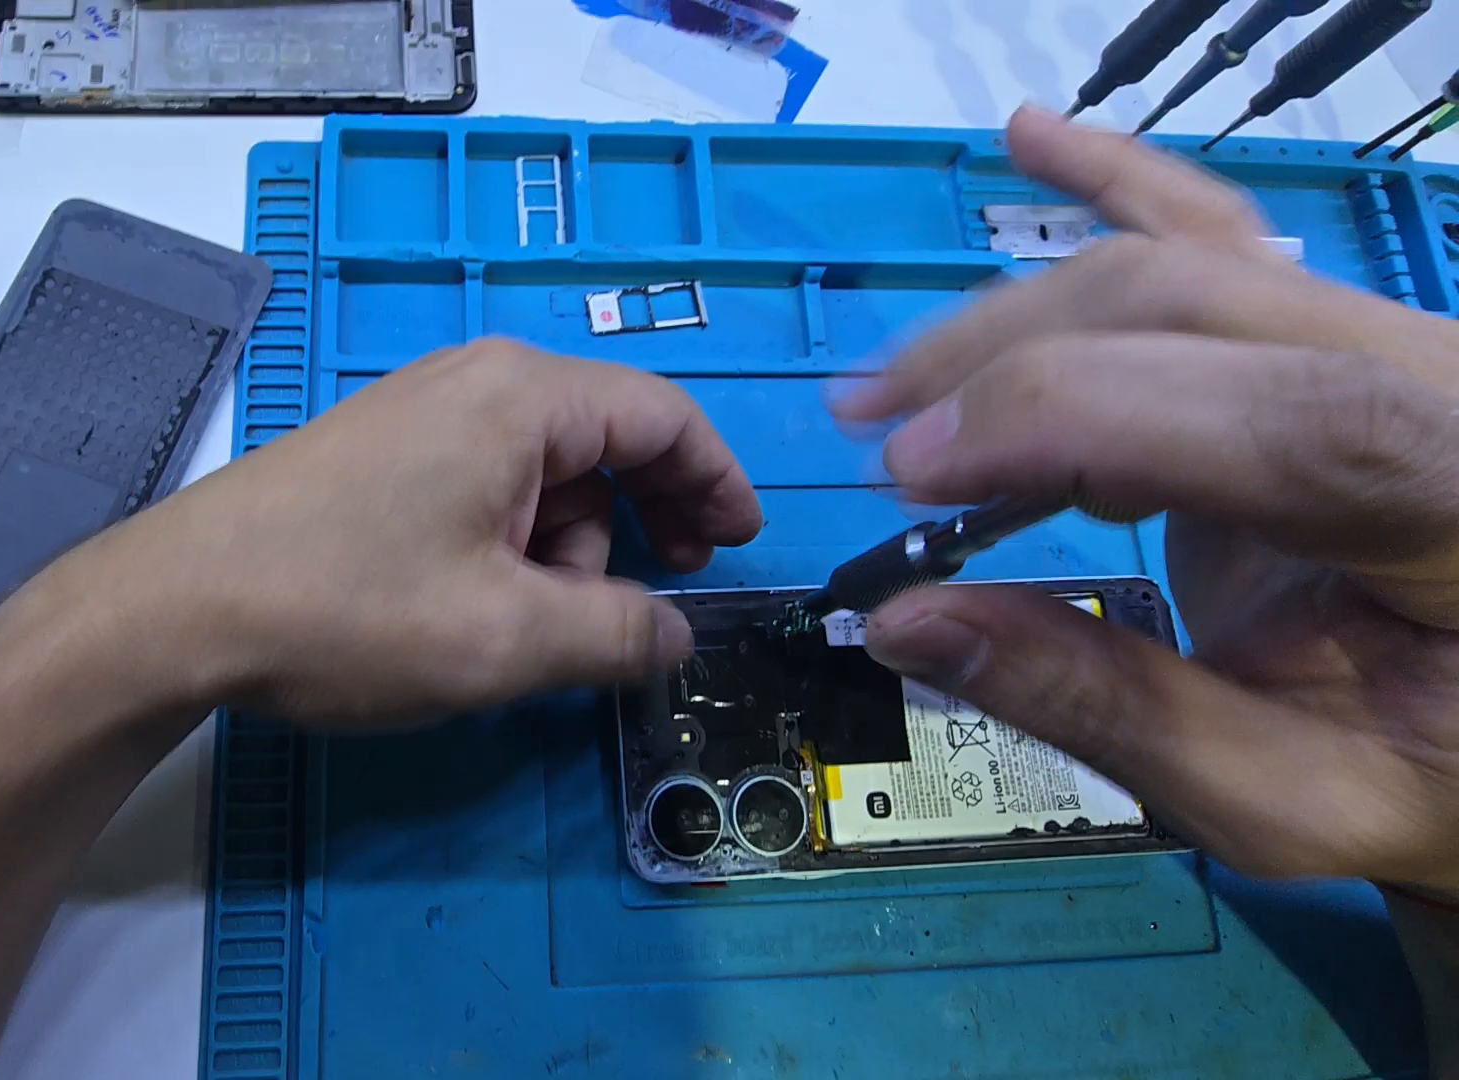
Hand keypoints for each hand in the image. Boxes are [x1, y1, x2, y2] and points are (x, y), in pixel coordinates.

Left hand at [41, 338, 761, 727]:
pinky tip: (484, 599)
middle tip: (662, 590)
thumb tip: (681, 636)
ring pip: (545, 473)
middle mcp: (477, 384)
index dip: (716, 480)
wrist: (177, 608)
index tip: (739, 544)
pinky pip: (489, 487)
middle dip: (646, 518)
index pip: (662, 417)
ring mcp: (425, 416)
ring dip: (570, 547)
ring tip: (535, 620)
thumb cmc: (350, 609)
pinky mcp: (388, 456)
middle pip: (606, 440)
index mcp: (522, 398)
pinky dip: (516, 543)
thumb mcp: (506, 639)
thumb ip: (620, 636)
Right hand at [832, 105, 1458, 897]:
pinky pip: (1218, 225)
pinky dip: (1110, 179)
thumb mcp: (1282, 798)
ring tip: (889, 392)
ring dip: (999, 321)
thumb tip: (901, 623)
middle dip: (994, 364)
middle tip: (881, 448)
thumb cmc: (1446, 783)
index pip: (1265, 414)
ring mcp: (1394, 338)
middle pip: (1182, 302)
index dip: (1054, 422)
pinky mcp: (1327, 338)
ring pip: (1168, 262)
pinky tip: (1030, 139)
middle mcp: (1455, 378)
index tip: (904, 475)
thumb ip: (1093, 705)